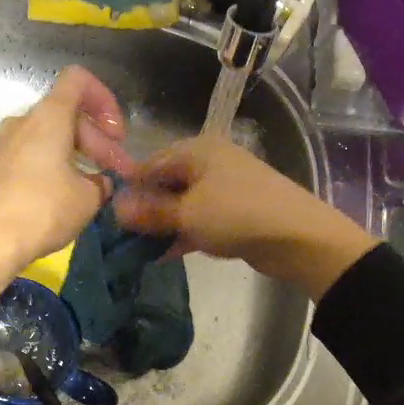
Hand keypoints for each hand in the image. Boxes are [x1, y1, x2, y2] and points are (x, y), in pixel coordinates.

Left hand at [0, 66, 135, 298]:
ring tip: (93, 187)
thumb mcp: (87, 198)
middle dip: (97, 141)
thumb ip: (101, 183)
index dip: (104, 100)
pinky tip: (65, 196)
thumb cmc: (45, 209)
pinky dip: (54, 168)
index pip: (78, 80)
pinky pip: (33, 156)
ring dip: (76, 156)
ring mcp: (6, 144)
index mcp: (49, 115)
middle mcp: (24, 121)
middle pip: (68, 115)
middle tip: (116, 174)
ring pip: (50, 137)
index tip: (117, 135)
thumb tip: (102, 182)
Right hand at [113, 137, 376, 300]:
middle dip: (145, 209)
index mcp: (197, 150)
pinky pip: (197, 220)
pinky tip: (163, 255)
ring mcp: (222, 188)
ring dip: (162, 226)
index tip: (109, 215)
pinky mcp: (232, 213)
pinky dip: (181, 234)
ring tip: (138, 249)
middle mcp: (209, 162)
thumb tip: (115, 209)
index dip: (130, 189)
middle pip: (165, 184)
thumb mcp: (187, 214)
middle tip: (121, 237)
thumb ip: (151, 213)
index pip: (150, 164)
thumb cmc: (236, 215)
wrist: (294, 236)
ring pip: (181, 204)